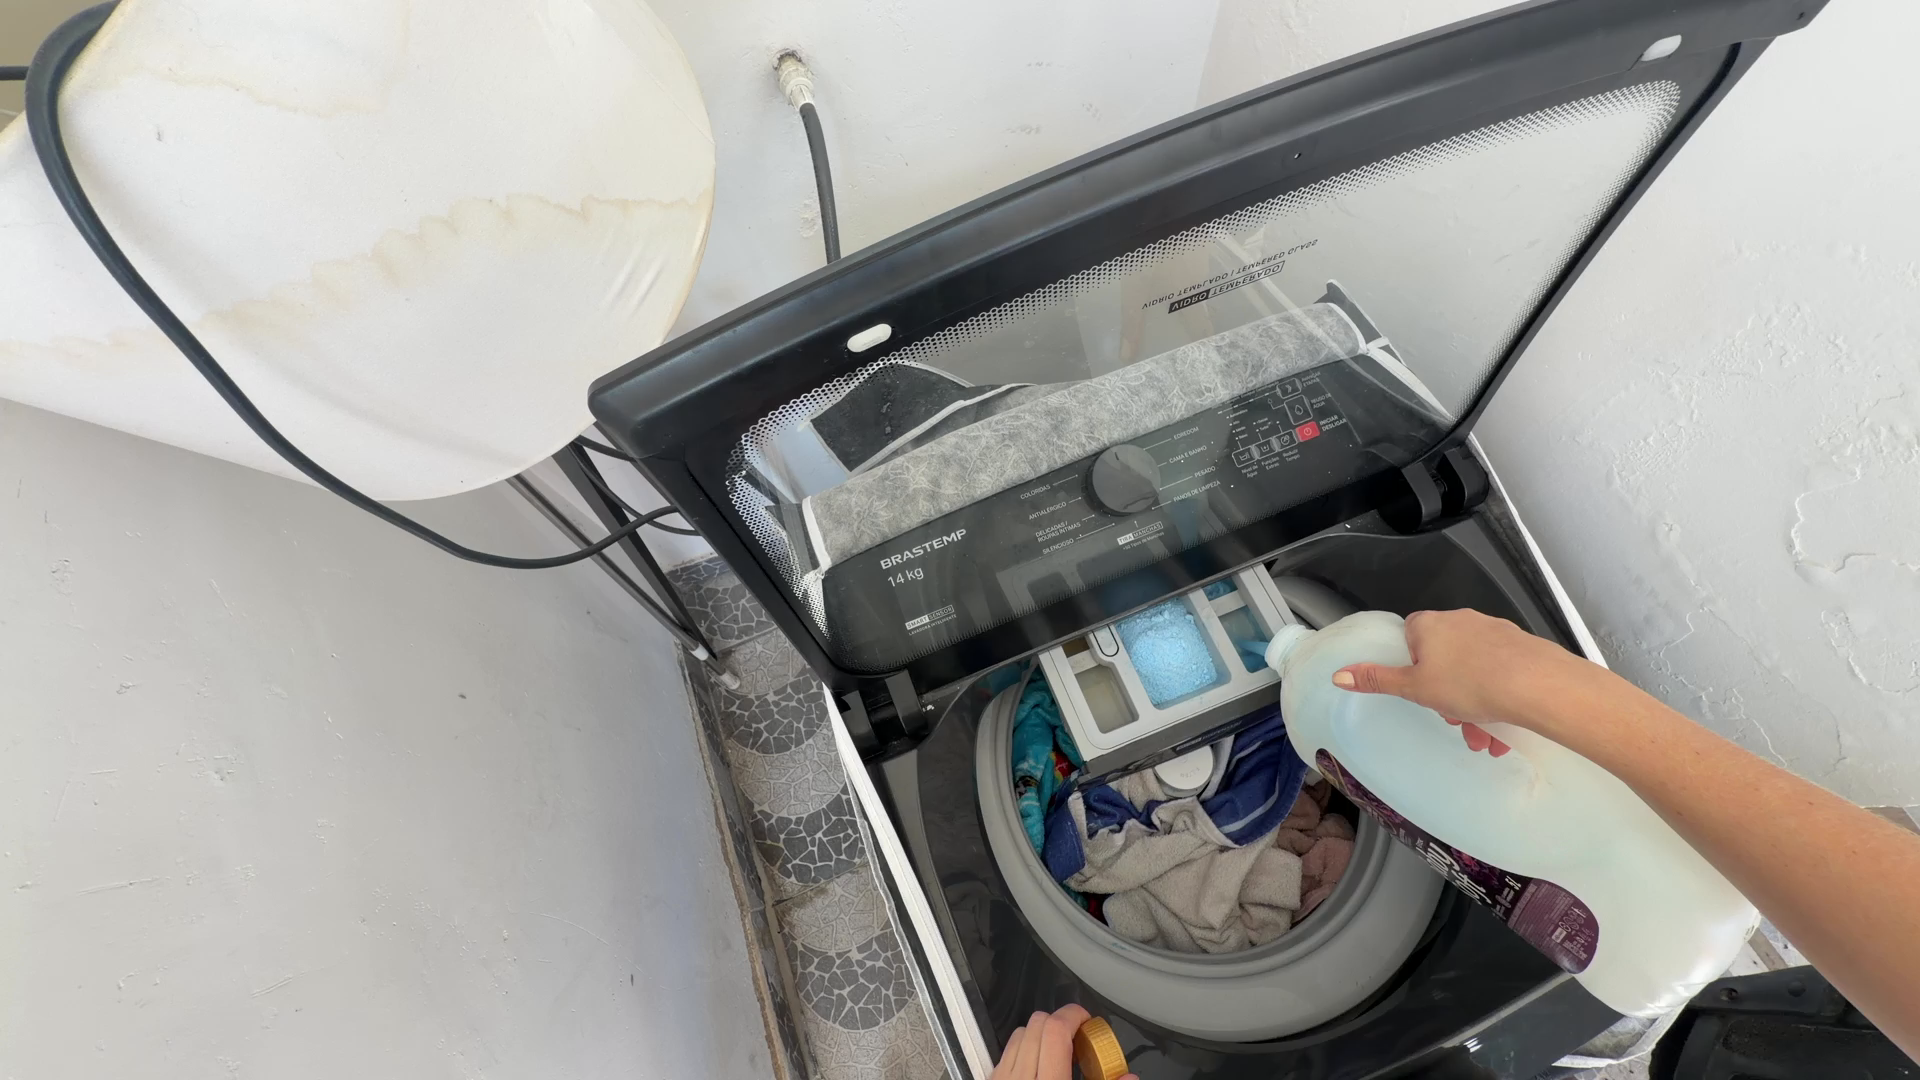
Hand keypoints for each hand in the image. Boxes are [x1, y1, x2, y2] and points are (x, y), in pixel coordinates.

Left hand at [991, 1005, 1135, 1079]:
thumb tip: (1129, 1076)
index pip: (1055, 1030)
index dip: (1073, 1016)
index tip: (1086, 1020)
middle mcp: (1020, 1078)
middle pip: (1037, 1024)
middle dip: (1060, 1023)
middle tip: (1078, 1039)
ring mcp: (1001, 1079)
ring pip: (1019, 1034)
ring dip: (1039, 1035)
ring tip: (1058, 1053)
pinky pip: (1005, 1053)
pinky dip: (1022, 1050)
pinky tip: (1037, 1068)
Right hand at [1330, 608, 1605, 755]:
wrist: (1544, 688)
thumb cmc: (1472, 684)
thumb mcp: (1415, 688)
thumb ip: (1377, 680)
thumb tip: (1338, 674)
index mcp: (1430, 624)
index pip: (1410, 637)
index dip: (1412, 665)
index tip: (1420, 690)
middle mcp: (1462, 620)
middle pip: (1443, 657)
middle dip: (1446, 693)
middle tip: (1453, 721)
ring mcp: (1497, 632)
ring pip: (1474, 669)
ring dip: (1474, 703)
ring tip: (1484, 737)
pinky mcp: (1527, 647)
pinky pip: (1503, 672)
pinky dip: (1500, 696)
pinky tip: (1507, 726)